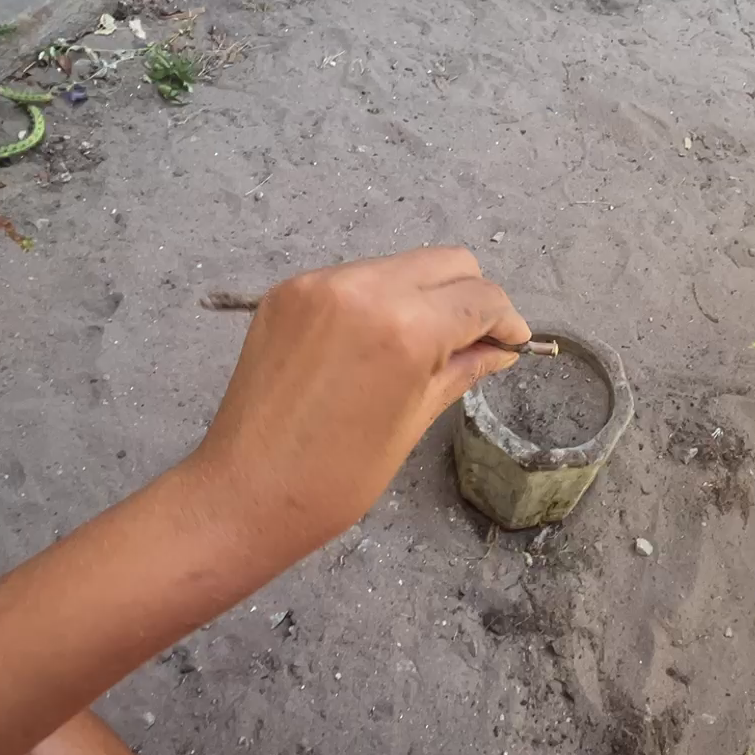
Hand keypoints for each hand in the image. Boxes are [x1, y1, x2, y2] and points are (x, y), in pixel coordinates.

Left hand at [192, 248, 529, 559]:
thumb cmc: (339, 477)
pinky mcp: (292, 288)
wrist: (243, 493)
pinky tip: (374, 341)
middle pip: (449, 262)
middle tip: (473, 340)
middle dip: (471, 296)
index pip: (481, 297)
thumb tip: (501, 348)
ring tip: (422, 343)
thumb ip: (464, 368)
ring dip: (427, 295)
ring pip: (405, 264)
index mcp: (406, 327)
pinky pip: (360, 277)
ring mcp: (323, 282)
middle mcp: (366, 287)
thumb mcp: (416, 419)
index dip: (506, 319)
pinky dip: (382, 299)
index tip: (511, 342)